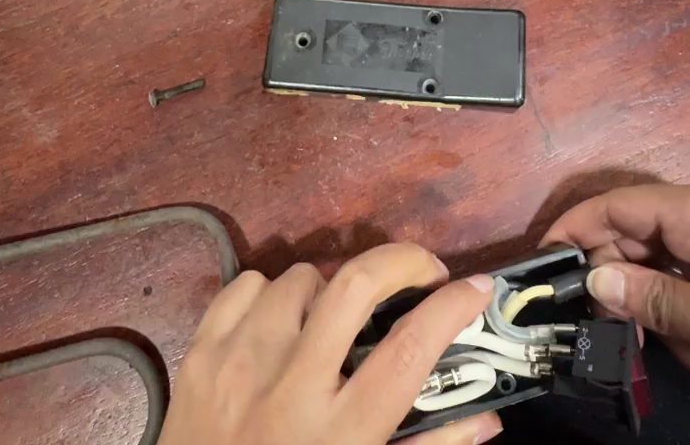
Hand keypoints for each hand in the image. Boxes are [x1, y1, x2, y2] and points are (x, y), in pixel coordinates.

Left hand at [159, 243, 503, 444]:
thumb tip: (488, 419)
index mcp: (341, 434)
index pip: (409, 348)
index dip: (451, 306)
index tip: (478, 287)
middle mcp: (291, 389)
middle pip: (355, 286)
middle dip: (399, 261)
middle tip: (420, 271)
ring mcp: (239, 364)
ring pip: (301, 278)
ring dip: (328, 288)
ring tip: (331, 318)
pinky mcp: (201, 352)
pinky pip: (249, 283)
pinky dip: (272, 293)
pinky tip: (277, 326)